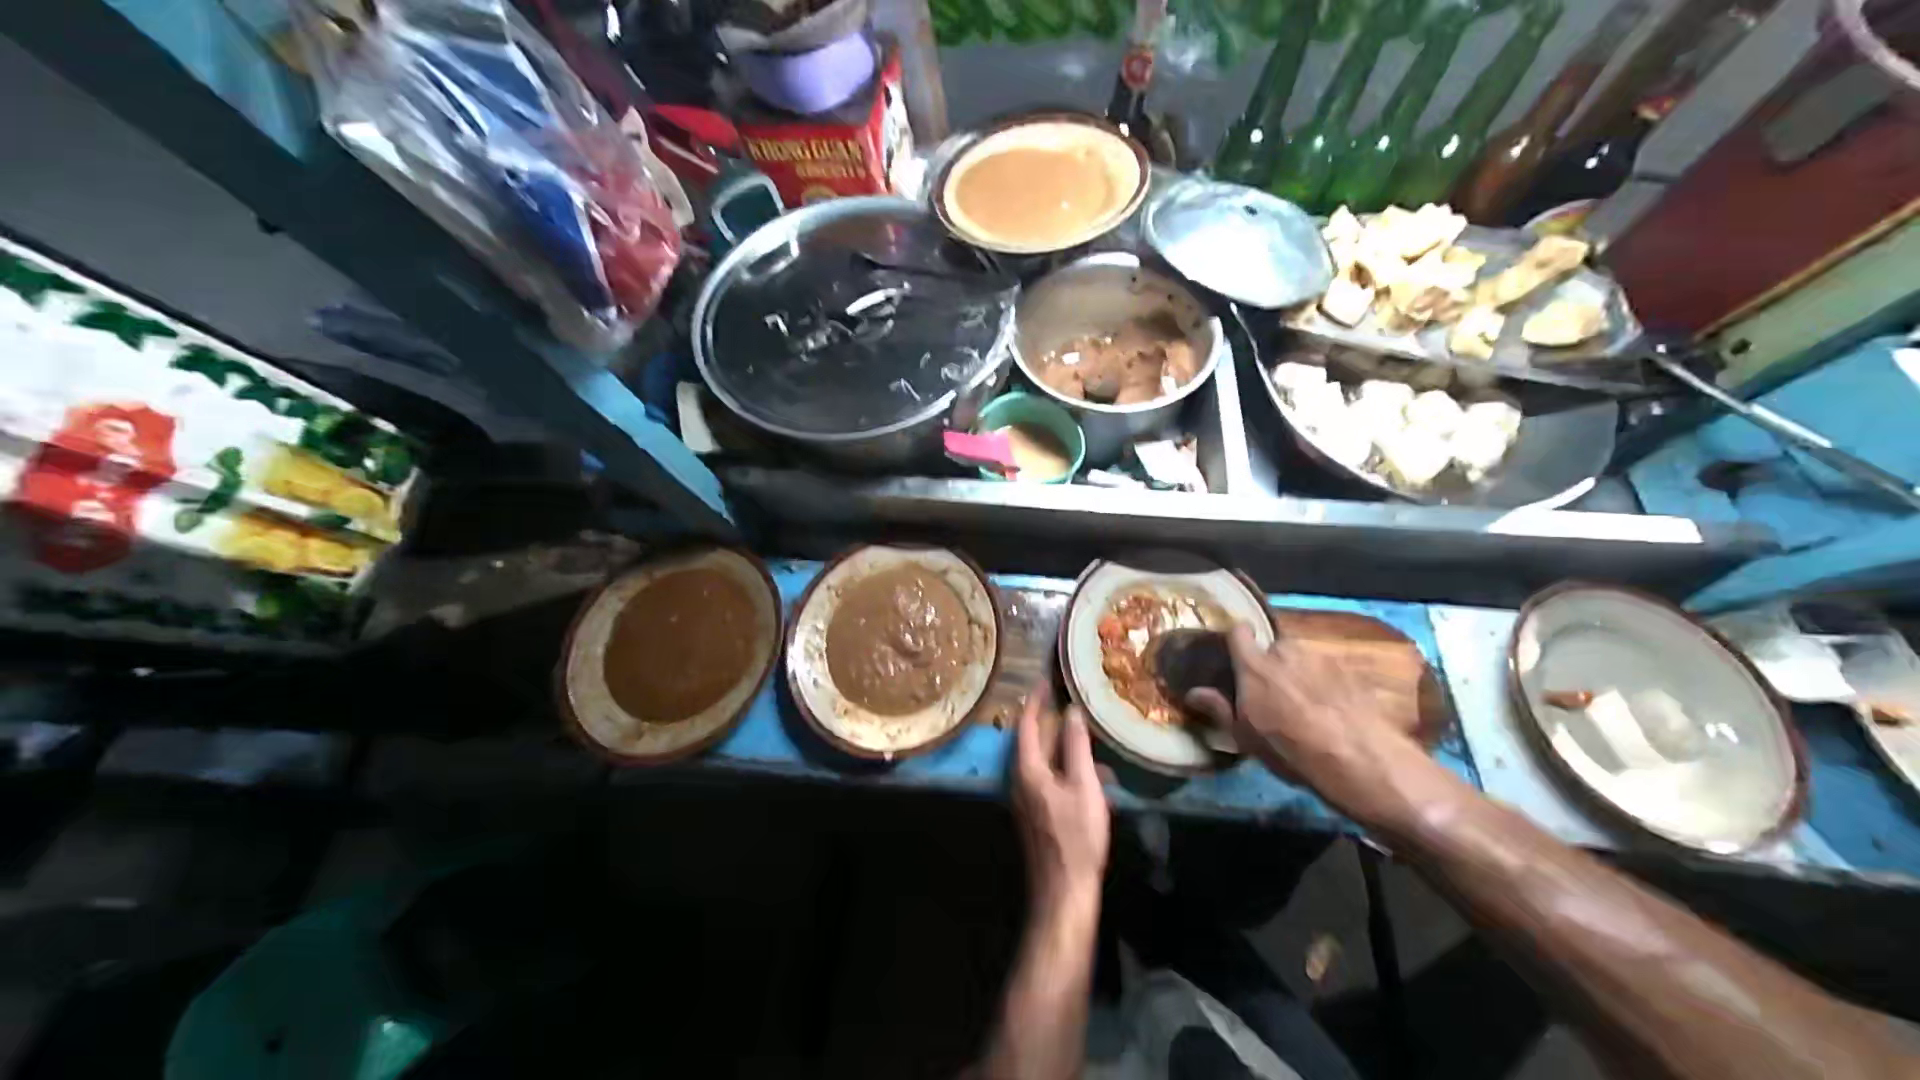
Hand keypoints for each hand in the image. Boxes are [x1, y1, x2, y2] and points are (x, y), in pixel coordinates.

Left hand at [1011, 686, 1109, 910]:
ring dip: (1061, 743)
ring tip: (1086, 731)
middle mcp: (1019, 779)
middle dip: (1049, 718)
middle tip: (1069, 698)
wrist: (1064, 891)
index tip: (1046, 680)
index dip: (1036, 700)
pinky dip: (1065, 765)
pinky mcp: (1036, 812)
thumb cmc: (1077, 837)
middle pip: (1032, 740)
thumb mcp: (1084, 787)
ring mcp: (1026, 797)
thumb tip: (1072, 711)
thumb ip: (1076, 747)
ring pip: (1042, 759)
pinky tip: (1093, 773)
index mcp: (1027, 769)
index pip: (1027, 724)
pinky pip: (1048, 776)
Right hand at [1186, 623, 1435, 825]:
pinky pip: (1328, 671)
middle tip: (1275, 694)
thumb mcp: (1245, 736)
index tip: (1236, 654)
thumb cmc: (1289, 747)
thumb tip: (1193, 692)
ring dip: (1300, 674)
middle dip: (1272, 665)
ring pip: (1302, 659)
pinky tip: (1332, 710)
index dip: (1237, 639)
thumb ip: (1219, 708)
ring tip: (1307, 705)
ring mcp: (1320, 658)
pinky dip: (1326, 684)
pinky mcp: (1350, 670)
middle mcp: (1285, 651)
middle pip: (1273, 648)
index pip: (1238, 632)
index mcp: (1254, 665)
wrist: (1357, 757)